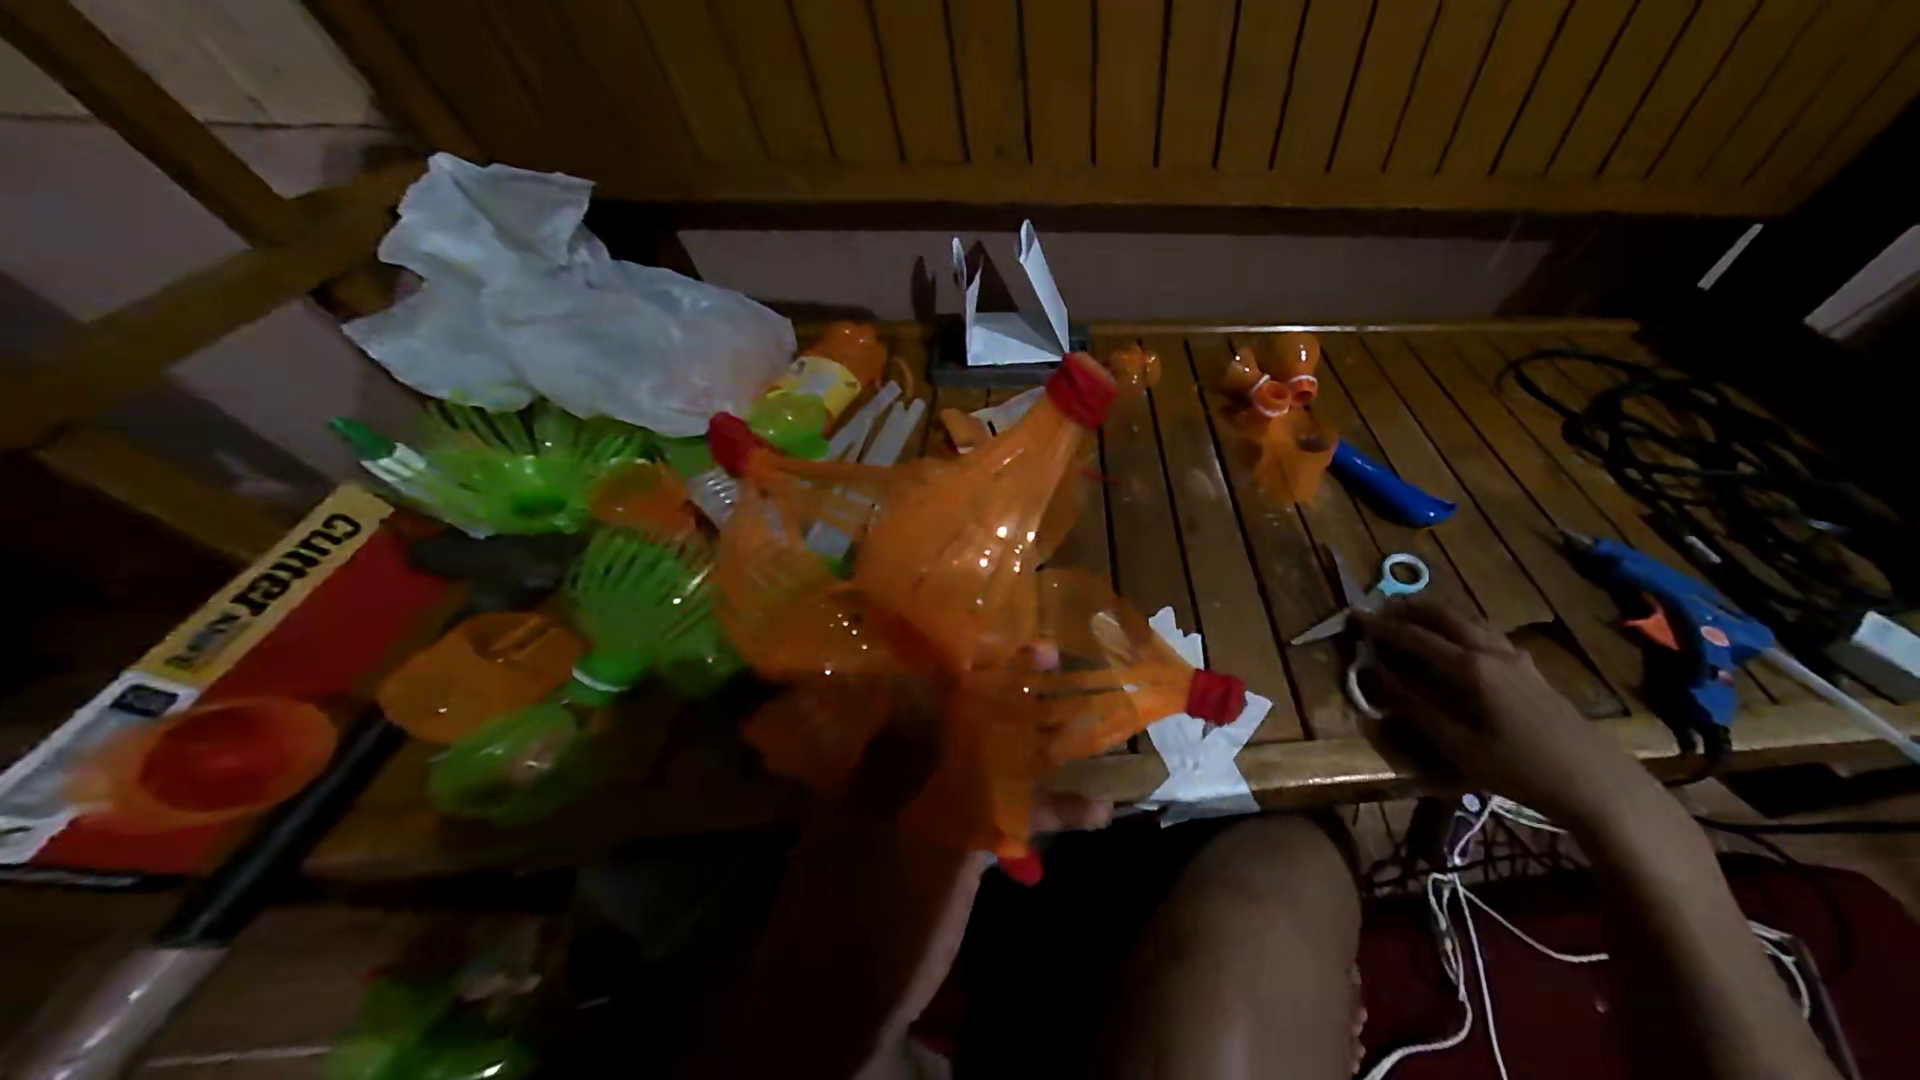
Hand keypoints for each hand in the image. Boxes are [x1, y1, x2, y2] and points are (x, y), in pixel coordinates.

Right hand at [1354, 600, 1655, 824]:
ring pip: (1470, 623)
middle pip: (1447, 618)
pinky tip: (1458, 643)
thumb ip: (1415, 706)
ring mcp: (1518, 660)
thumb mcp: (1458, 744)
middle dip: (1411, 609)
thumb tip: (1379, 676)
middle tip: (1382, 608)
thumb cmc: (1520, 768)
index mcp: (1471, 668)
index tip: (1355, 616)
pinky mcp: (1533, 672)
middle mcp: (1494, 653)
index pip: (1416, 637)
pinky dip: (1461, 630)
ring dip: (1438, 616)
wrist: (1600, 785)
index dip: (1382, 627)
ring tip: (1414, 618)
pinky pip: (1487, 636)